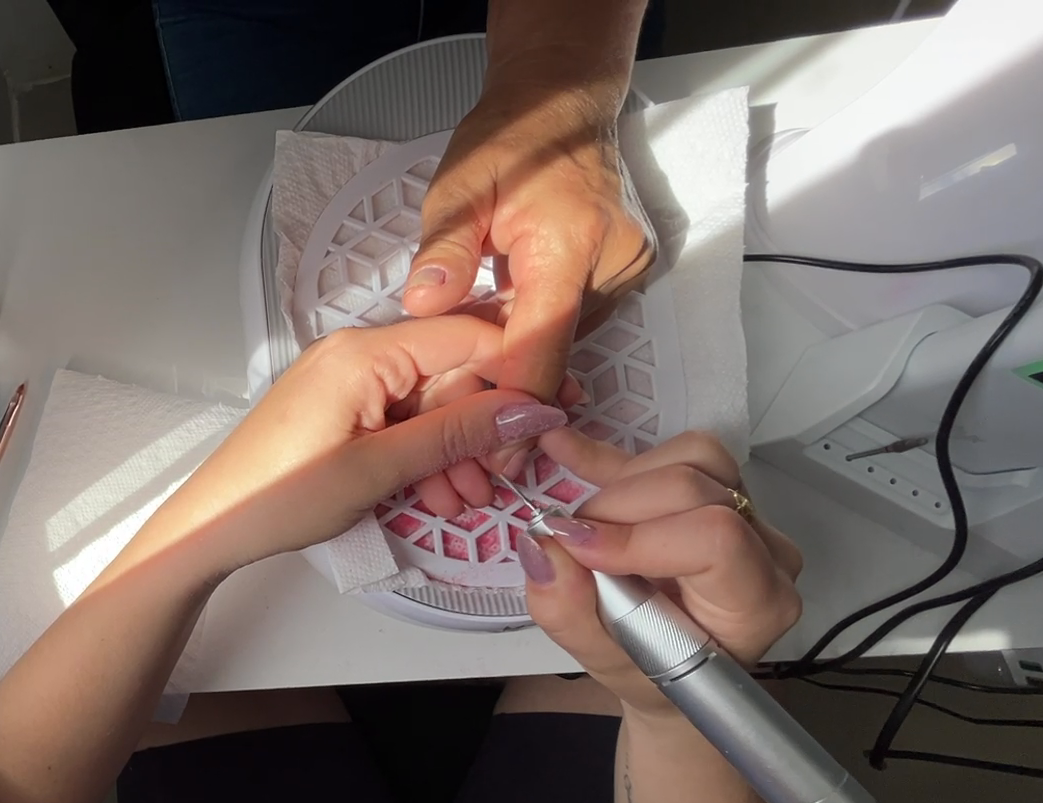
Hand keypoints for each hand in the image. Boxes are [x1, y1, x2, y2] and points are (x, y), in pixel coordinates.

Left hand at [136, 317, 568, 578]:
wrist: (211, 526)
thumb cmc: (279, 498)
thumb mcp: (377, 469)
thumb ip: (456, 434)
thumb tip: (534, 408)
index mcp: (363, 352)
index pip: (468, 338)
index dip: (517, 378)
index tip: (550, 422)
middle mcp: (353, 354)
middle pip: (448, 374)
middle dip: (480, 429)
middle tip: (504, 481)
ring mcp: (342, 382)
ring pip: (423, 405)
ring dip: (451, 451)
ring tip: (466, 500)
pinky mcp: (334, 410)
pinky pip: (393, 420)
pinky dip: (417, 454)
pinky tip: (434, 494)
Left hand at [403, 83, 653, 472]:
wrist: (558, 108)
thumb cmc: (503, 146)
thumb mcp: (458, 191)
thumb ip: (444, 251)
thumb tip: (423, 303)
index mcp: (567, 245)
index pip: (540, 342)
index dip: (512, 403)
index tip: (494, 455)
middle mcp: (608, 266)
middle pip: (550, 352)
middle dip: (505, 394)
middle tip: (466, 441)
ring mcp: (619, 273)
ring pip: (558, 344)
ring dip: (516, 370)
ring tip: (471, 404)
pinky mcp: (615, 278)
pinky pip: (566, 327)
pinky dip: (531, 344)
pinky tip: (496, 356)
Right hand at [517, 429, 803, 719]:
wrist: (672, 671)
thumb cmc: (646, 673)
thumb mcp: (598, 661)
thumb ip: (567, 611)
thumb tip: (541, 546)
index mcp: (753, 602)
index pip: (713, 538)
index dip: (634, 536)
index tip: (574, 550)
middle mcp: (765, 551)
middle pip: (696, 486)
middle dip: (613, 507)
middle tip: (569, 541)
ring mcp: (748, 516)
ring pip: (693, 458)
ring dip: (620, 482)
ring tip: (584, 521)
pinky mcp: (712, 493)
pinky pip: (669, 454)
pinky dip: (609, 455)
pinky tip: (561, 448)